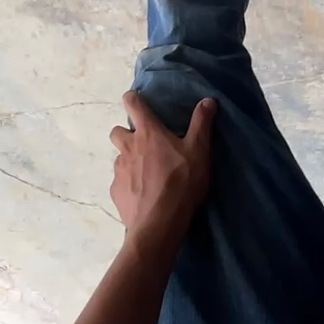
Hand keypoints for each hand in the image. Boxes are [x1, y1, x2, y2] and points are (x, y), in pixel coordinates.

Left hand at [108, 92, 216, 247]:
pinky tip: (142, 196)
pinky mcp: (115, 193)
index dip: (133, 98)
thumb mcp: (198, 151)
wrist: (159, 224)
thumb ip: (201, 124)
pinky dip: (128, 186)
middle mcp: (128, 147)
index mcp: (147, 133)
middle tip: (144, 145)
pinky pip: (120, 183)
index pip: (132, 103)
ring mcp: (118, 170)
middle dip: (126, 134)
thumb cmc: (181, 183)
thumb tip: (207, 100)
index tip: (137, 100)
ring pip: (119, 159)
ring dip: (129, 162)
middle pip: (117, 131)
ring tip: (147, 175)